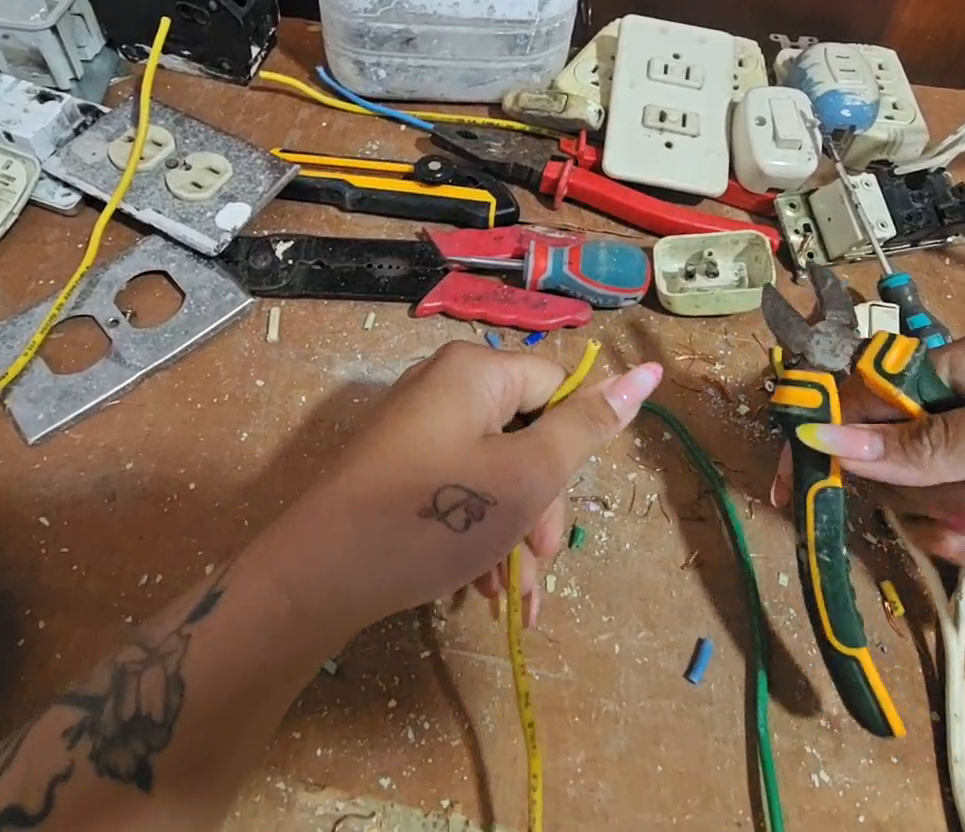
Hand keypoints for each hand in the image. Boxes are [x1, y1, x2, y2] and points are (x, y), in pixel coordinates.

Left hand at [264, 342, 661, 632]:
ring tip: (507, 595)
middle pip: (525, 433)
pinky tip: (480, 585)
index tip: (560, 510)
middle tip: (534, 564)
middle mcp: (445, 385)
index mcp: (476, 369)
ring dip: (512, 531)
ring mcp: (418, 425)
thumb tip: (646, 372)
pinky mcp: (400, 464)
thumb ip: (587, 426)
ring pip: (495, 470)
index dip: (571, 448)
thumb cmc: (433, 517)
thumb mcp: (525, 475)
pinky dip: (478, 530)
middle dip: (538, 506)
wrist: (317, 576)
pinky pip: (460, 485)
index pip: (557, 386)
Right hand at [791, 333, 964, 584]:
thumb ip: (931, 441)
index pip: (872, 388)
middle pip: (887, 445)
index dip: (835, 428)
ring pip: (913, 488)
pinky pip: (945, 519)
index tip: (800, 476)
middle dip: (918, 484)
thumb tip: (826, 441)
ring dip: (946, 515)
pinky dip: (957, 539)